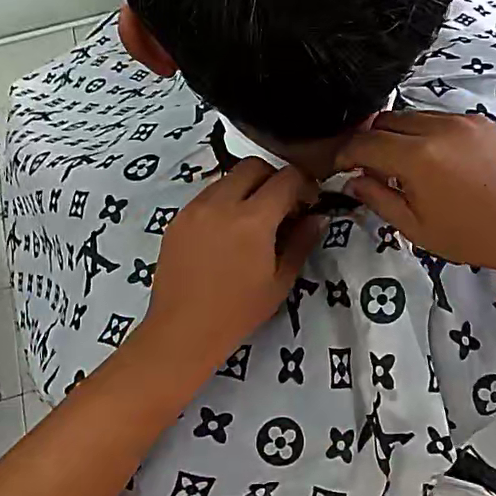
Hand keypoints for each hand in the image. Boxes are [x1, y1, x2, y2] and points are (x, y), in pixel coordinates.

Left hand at [142, 158, 323, 369]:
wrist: (184, 330)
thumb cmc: (238, 311)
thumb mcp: (280, 281)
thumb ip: (301, 242)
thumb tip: (317, 217)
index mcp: (252, 220)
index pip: (286, 178)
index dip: (304, 184)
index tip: (308, 202)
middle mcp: (221, 204)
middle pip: (254, 166)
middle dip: (274, 178)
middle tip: (282, 205)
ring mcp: (195, 208)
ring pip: (227, 177)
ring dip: (247, 187)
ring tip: (252, 219)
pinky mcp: (177, 218)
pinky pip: (206, 195)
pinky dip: (223, 201)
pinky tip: (226, 231)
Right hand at [334, 110, 495, 278]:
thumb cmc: (478, 236)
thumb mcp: (419, 228)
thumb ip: (381, 200)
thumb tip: (356, 181)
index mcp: (418, 157)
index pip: (365, 142)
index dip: (345, 152)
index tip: (340, 165)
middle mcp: (438, 127)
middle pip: (386, 120)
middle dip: (370, 141)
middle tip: (369, 168)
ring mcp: (464, 120)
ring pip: (413, 116)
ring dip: (398, 135)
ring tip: (403, 168)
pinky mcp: (483, 122)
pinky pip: (440, 119)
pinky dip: (425, 133)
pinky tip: (434, 161)